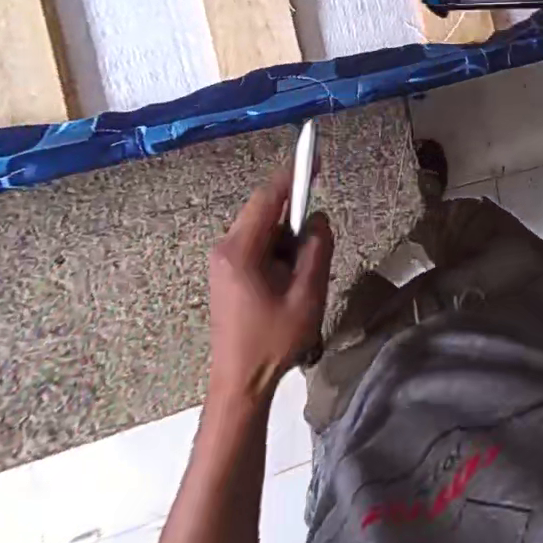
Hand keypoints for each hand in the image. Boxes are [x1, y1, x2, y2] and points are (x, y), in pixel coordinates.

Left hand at [206, 166, 333, 402]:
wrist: (240, 384)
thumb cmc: (273, 341)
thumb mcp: (307, 294)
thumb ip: (316, 249)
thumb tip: (318, 220)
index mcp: (240, 250)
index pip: (269, 197)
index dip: (294, 174)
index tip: (316, 158)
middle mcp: (226, 249)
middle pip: (266, 212)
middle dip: (296, 217)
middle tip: (319, 241)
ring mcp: (224, 262)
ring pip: (265, 230)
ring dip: (289, 239)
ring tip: (305, 275)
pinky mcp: (228, 274)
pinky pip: (259, 246)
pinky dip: (280, 252)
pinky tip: (292, 281)